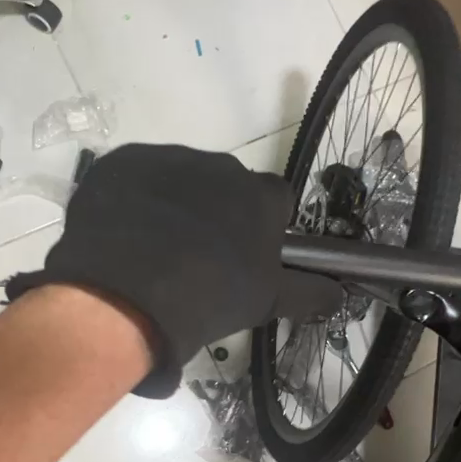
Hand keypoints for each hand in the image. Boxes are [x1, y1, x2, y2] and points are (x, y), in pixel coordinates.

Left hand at [8, 144, 341, 396]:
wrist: (125, 297)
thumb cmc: (209, 298)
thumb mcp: (267, 303)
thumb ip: (308, 293)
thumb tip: (339, 295)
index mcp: (260, 196)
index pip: (274, 200)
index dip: (260, 227)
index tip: (244, 256)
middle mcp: (219, 165)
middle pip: (225, 186)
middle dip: (215, 214)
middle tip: (196, 259)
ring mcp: (167, 158)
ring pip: (178, 179)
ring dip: (173, 206)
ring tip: (152, 252)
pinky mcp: (121, 162)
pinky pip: (134, 178)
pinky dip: (132, 200)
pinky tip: (122, 237)